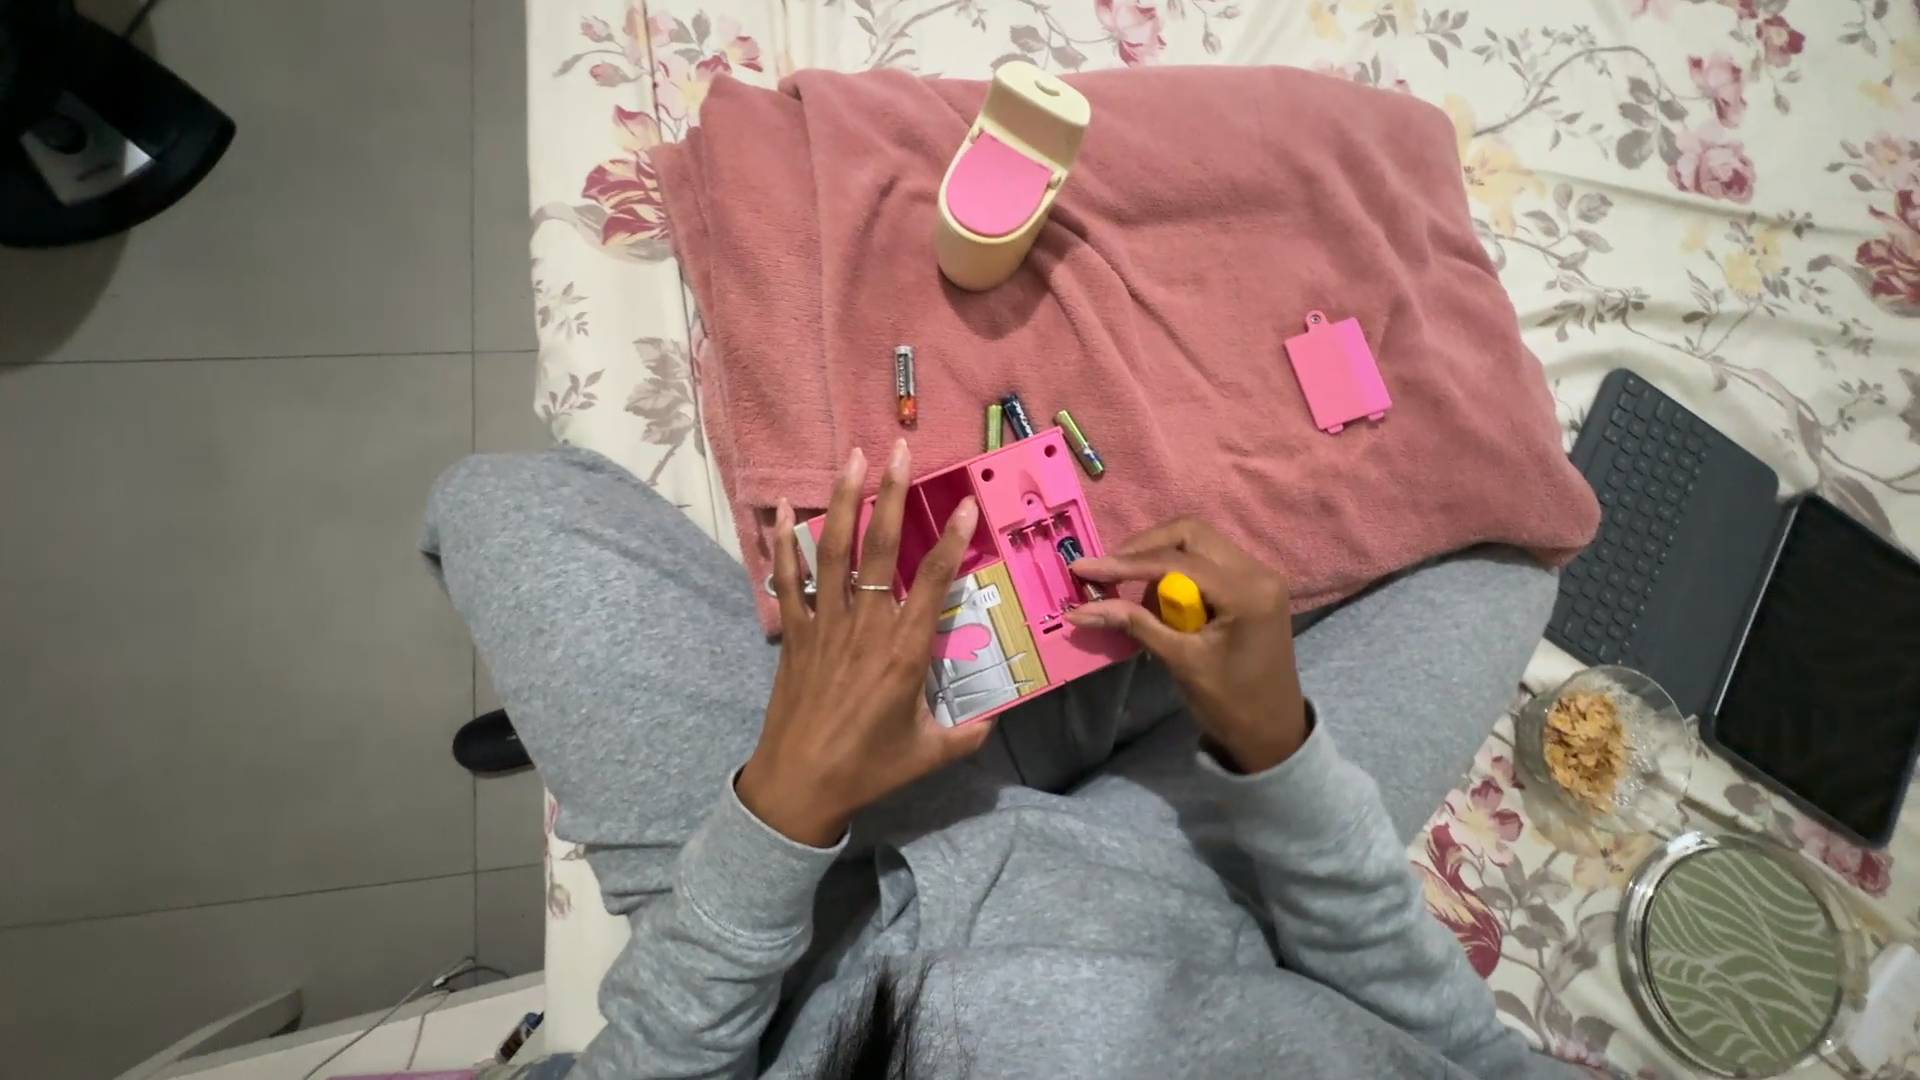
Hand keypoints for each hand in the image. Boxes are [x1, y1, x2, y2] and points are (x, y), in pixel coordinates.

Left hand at [737, 440, 994, 846]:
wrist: (799, 787)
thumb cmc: (869, 769)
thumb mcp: (928, 754)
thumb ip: (968, 734)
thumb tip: (997, 719)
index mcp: (904, 651)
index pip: (933, 582)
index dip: (951, 541)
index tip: (964, 505)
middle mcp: (864, 626)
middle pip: (879, 549)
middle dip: (890, 495)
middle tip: (898, 450)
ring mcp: (824, 624)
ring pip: (833, 552)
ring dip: (842, 501)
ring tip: (852, 459)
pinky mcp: (794, 633)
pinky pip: (788, 580)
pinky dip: (783, 543)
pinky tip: (779, 510)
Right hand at [1065, 518, 1307, 773]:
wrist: (1272, 732)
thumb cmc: (1231, 703)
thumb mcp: (1180, 662)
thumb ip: (1134, 625)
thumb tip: (1079, 609)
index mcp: (1246, 593)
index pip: (1176, 561)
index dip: (1126, 563)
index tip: (1083, 568)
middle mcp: (1257, 572)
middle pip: (1189, 534)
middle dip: (1143, 549)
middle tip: (1110, 573)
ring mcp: (1257, 575)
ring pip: (1196, 543)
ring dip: (1159, 561)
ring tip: (1139, 603)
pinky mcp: (1250, 584)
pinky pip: (1205, 561)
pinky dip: (1176, 573)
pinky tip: (1161, 605)